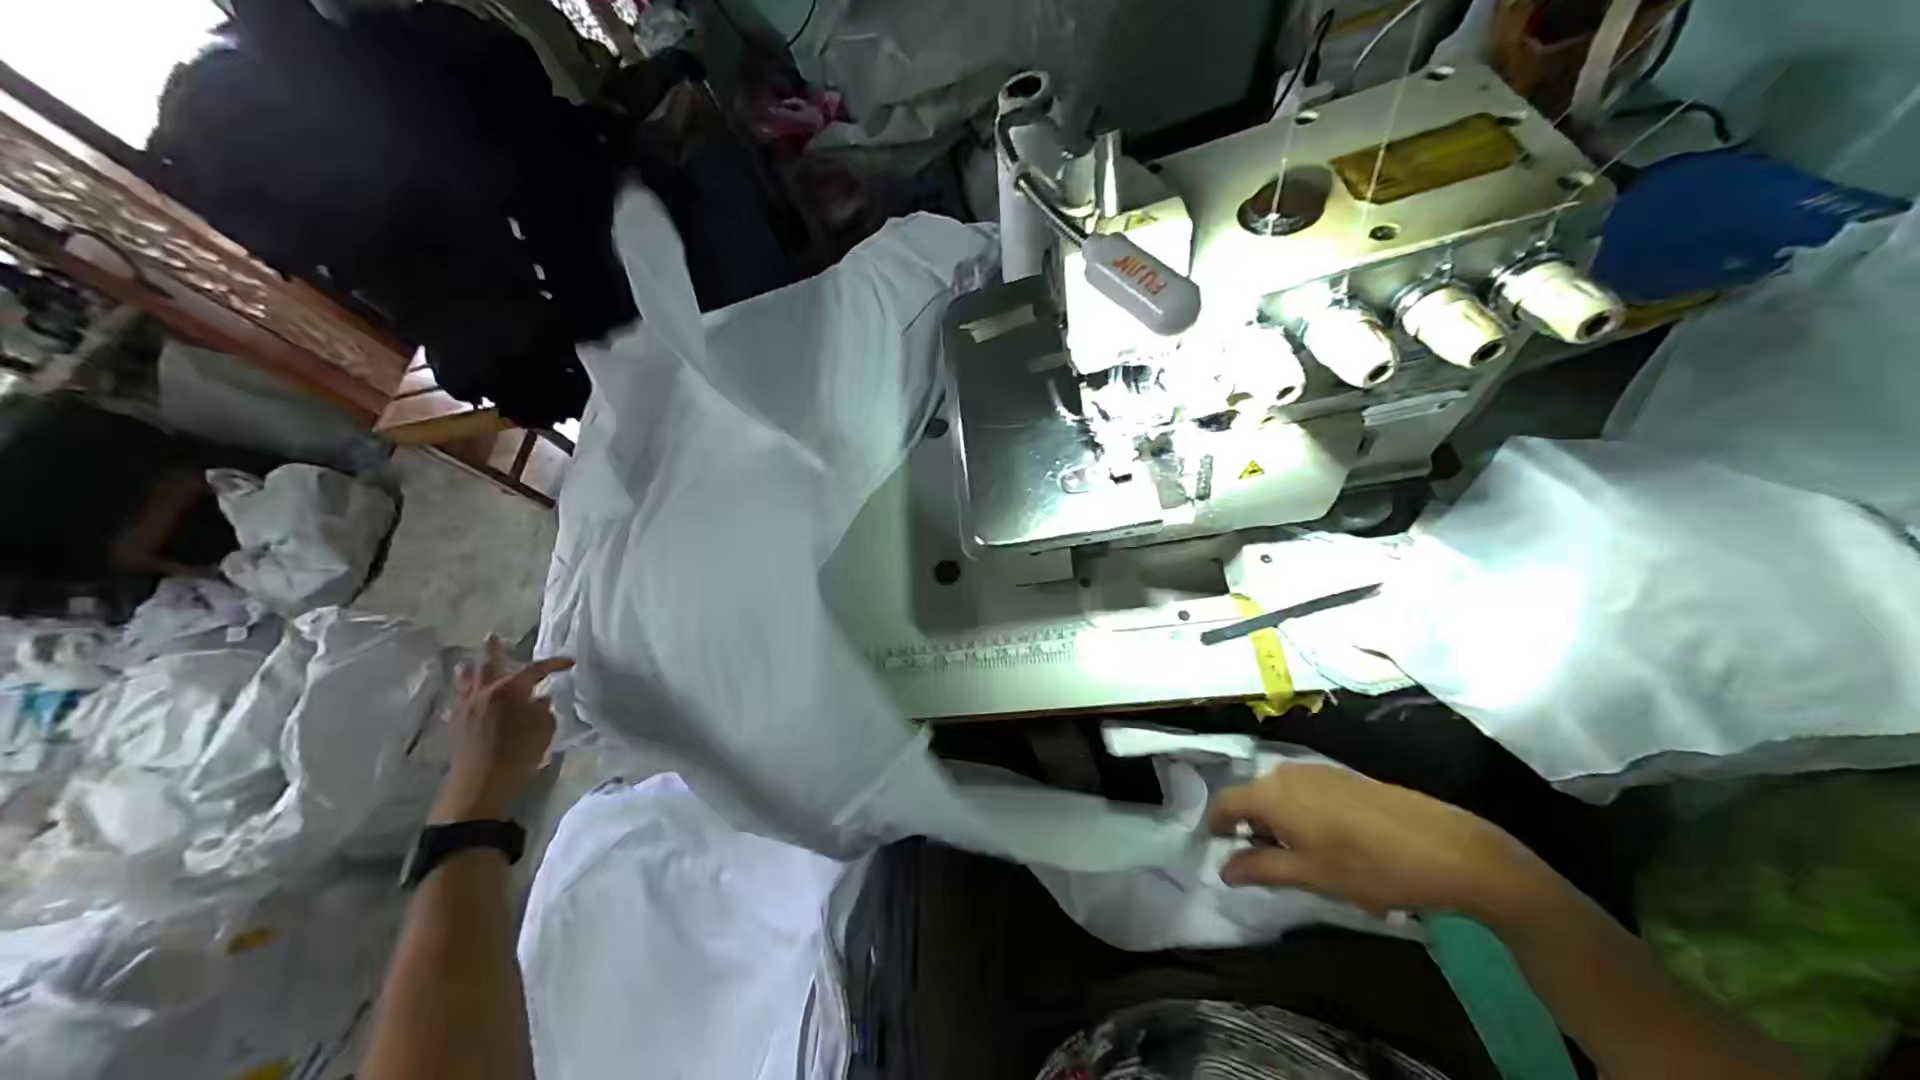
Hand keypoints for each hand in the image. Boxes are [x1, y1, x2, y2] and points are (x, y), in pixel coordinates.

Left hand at [429, 636, 574, 822]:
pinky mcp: (455, 724)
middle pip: (488, 664)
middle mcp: (485, 692)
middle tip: (492, 636)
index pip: (536, 669)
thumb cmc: (519, 752)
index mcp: (510, 689)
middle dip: (493, 650)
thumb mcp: (544, 728)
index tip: (570, 662)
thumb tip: (540, 699)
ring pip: (467, 681)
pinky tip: (467, 697)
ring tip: (467, 664)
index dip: (554, 664)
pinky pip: (459, 700)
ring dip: (470, 670)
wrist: (481, 783)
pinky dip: (465, 693)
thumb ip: (543, 709)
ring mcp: (466, 707)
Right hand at [1207, 764, 1556, 920]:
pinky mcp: (1345, 777)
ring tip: (1302, 859)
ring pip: (1280, 794)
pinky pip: (1306, 792)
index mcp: (1272, 794)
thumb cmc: (1371, 867)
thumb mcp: (1311, 876)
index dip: (1216, 826)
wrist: (1450, 849)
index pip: (1225, 803)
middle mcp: (1288, 774)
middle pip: (1253, 797)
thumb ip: (1261, 869)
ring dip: (1279, 822)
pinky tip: (1332, 844)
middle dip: (1252, 828)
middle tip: (1266, 865)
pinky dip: (1303, 814)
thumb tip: (1224, 868)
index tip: (1218, 850)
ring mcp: (1319, 772)